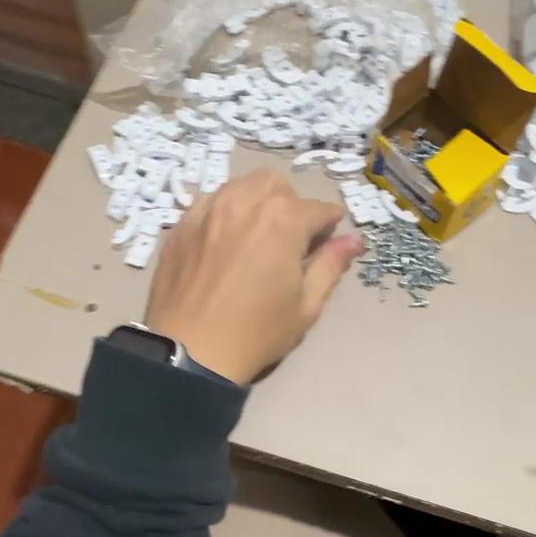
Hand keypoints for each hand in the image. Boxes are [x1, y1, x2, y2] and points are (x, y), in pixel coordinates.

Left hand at [143, 168, 361, 384]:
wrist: (189, 352)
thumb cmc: (256, 333)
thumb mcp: (306, 306)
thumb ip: (330, 266)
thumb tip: (353, 241)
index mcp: (283, 220)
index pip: (319, 209)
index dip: (330, 224)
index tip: (329, 239)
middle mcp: (245, 202)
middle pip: (277, 184)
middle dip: (291, 203)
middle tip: (291, 237)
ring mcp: (208, 210)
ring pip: (240, 185)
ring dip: (257, 201)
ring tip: (257, 234)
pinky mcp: (182, 224)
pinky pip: (210, 202)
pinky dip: (224, 211)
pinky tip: (224, 240)